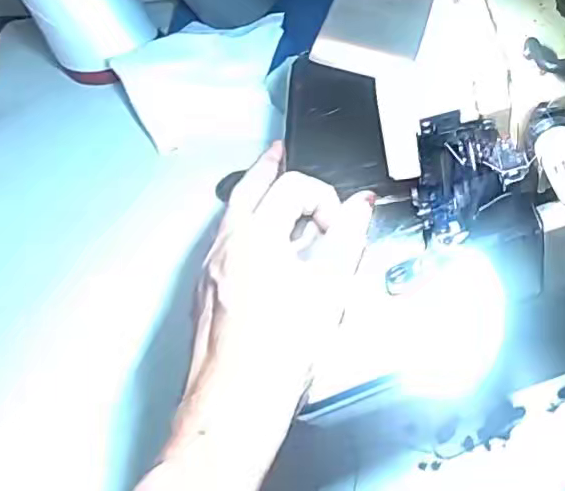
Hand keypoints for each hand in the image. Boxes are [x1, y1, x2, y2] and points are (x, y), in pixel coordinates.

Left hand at [141, 142, 374, 490]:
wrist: (231, 412)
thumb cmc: (276, 357)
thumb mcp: (330, 287)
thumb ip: (348, 238)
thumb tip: (360, 210)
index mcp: (255, 238)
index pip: (294, 187)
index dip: (326, 198)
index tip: (341, 222)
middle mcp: (225, 249)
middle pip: (248, 187)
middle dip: (269, 166)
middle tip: (280, 152)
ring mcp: (209, 272)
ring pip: (231, 214)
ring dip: (255, 193)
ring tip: (270, 185)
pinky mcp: (204, 295)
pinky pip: (224, 241)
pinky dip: (245, 224)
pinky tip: (262, 239)